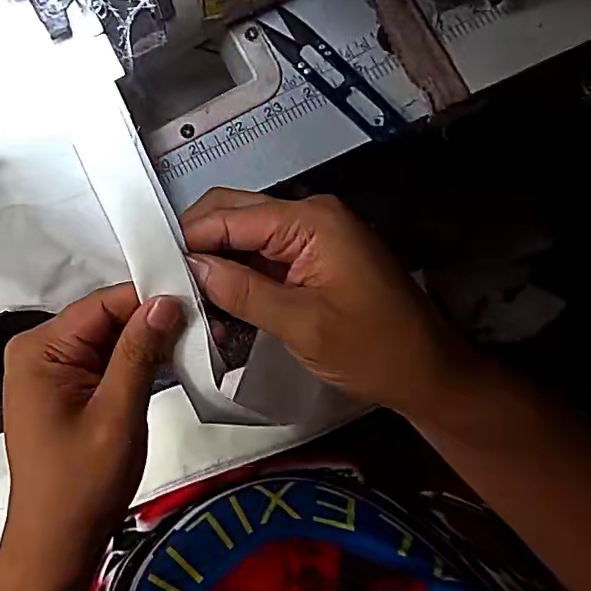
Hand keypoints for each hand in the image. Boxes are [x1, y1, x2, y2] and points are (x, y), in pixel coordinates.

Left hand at [0, 284, 181, 568]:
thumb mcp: (116, 416)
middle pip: (102, 319)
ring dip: (144, 342)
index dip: (146, 299)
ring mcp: (47, 369)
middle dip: (148, 321)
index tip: (190, 297)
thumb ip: (139, 353)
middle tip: (199, 321)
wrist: (55, 547)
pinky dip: (131, 361)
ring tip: (190, 339)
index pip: (100, 305)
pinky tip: (164, 361)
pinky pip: (100, 360)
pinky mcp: (61, 387)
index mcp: (38, 349)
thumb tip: (163, 303)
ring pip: (105, 338)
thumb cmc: (79, 488)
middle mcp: (36, 350)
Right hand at [181, 188, 477, 416]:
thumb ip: (242, 291)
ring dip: (216, 261)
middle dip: (199, 245)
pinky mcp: (311, 255)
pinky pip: (261, 253)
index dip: (190, 239)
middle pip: (234, 214)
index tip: (157, 268)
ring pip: (243, 234)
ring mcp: (311, 234)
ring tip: (190, 296)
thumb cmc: (376, 350)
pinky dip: (237, 274)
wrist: (433, 376)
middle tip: (169, 281)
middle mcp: (309, 215)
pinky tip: (220, 302)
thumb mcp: (302, 325)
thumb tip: (191, 266)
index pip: (231, 216)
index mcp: (311, 220)